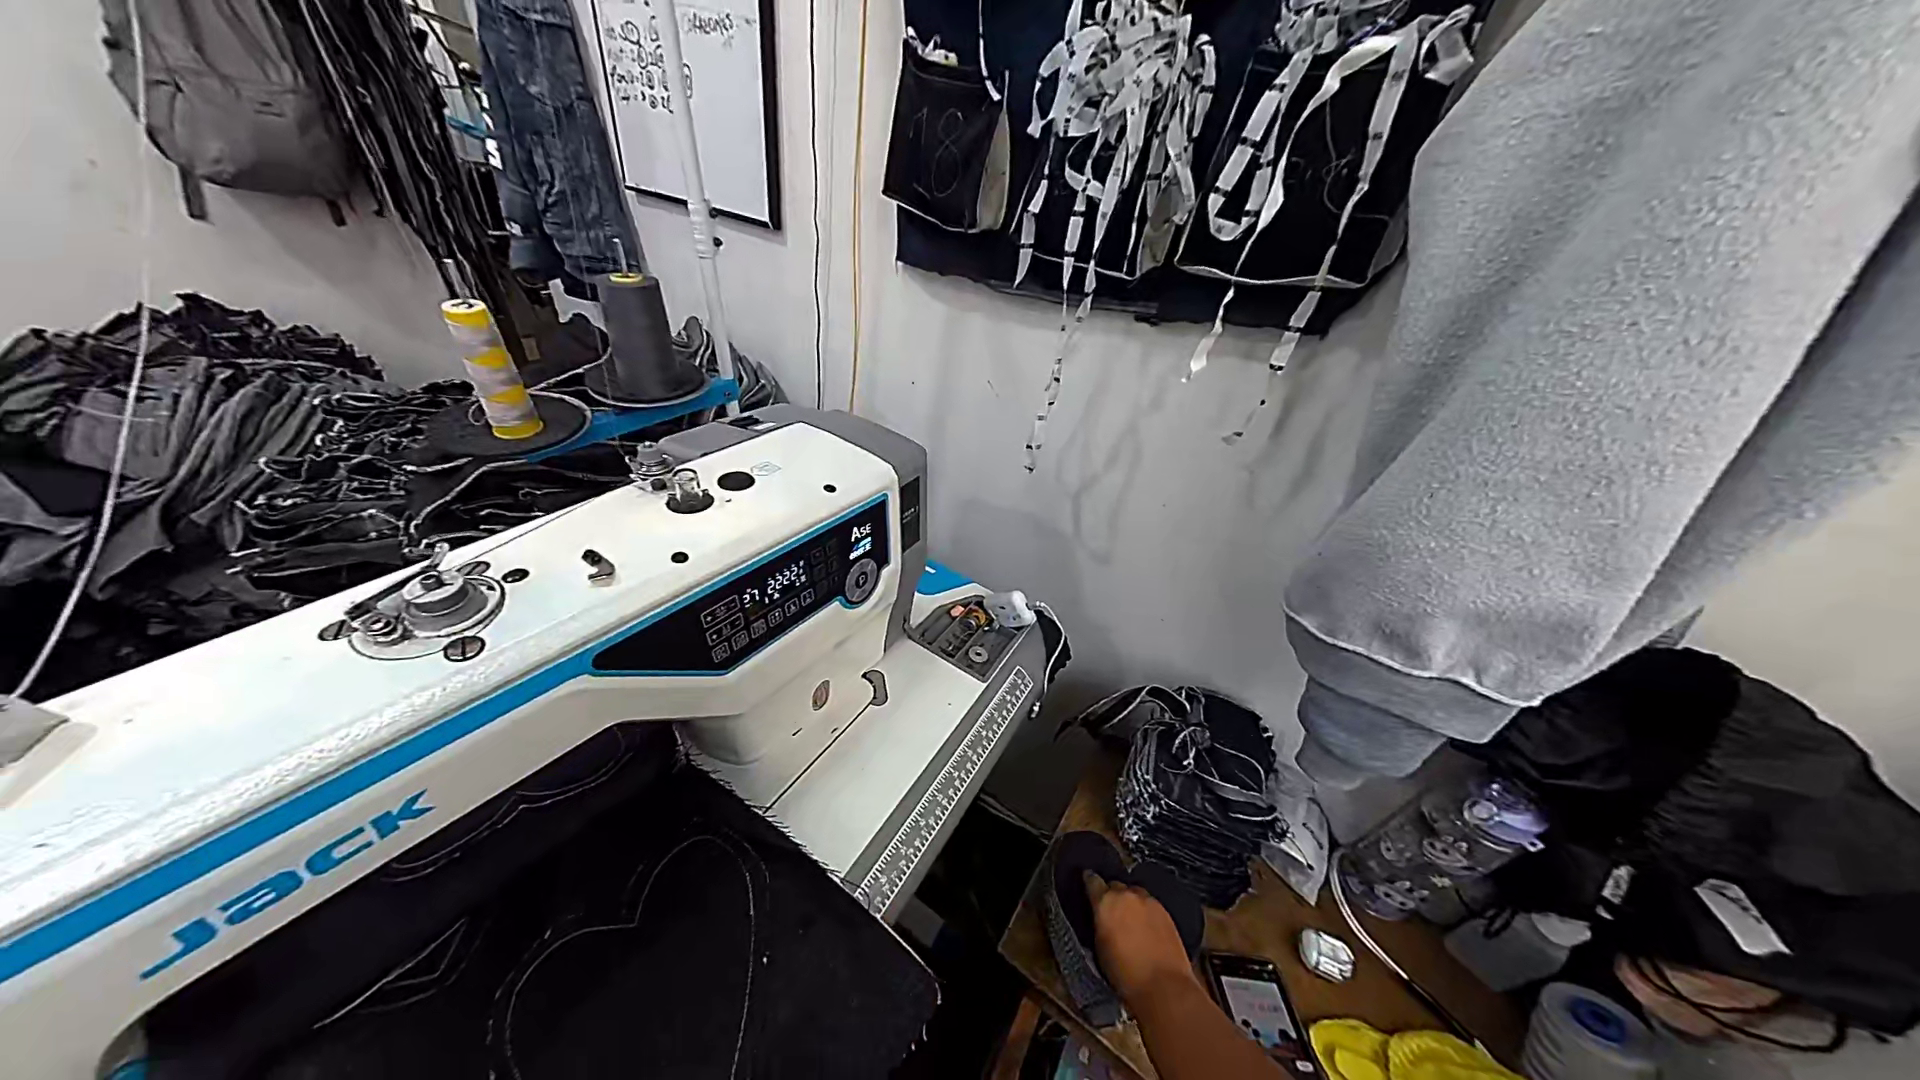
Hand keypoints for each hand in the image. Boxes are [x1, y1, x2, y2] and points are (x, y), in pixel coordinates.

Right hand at [1083, 870, 1197, 1006]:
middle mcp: (1127, 895)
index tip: (1088, 884)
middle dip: (1112, 895)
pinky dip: (1145, 911)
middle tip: (1111, 912)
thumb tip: (1100, 918)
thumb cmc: (1125, 974)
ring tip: (1130, 920)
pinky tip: (1146, 927)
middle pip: (1115, 885)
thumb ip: (1099, 923)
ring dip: (1130, 902)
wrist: (1164, 987)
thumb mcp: (1099, 947)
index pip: (1092, 880)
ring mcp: (1149, 901)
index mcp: (1105, 901)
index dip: (1089, 881)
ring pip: (1134, 893)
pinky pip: (1150, 904)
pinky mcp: (1166, 912)